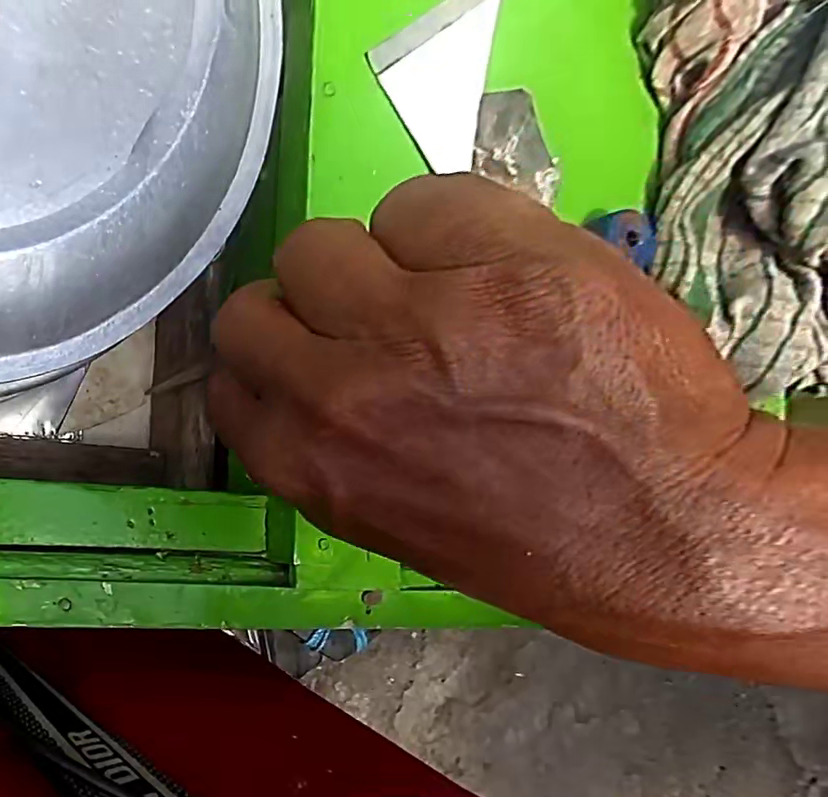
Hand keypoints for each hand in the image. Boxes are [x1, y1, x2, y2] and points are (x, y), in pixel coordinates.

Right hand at [211, 175, 823, 665]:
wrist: (643, 525)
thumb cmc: (481, 526)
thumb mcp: (345, 503)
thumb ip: (289, 438)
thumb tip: (267, 377)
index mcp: (290, 453)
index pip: (224, 378)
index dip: (262, 363)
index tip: (297, 359)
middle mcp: (328, 389)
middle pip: (247, 307)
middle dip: (287, 308)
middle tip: (346, 315)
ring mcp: (412, 323)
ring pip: (315, 244)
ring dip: (354, 259)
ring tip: (414, 280)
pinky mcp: (503, 266)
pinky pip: (418, 199)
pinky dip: (435, 219)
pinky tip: (473, 255)